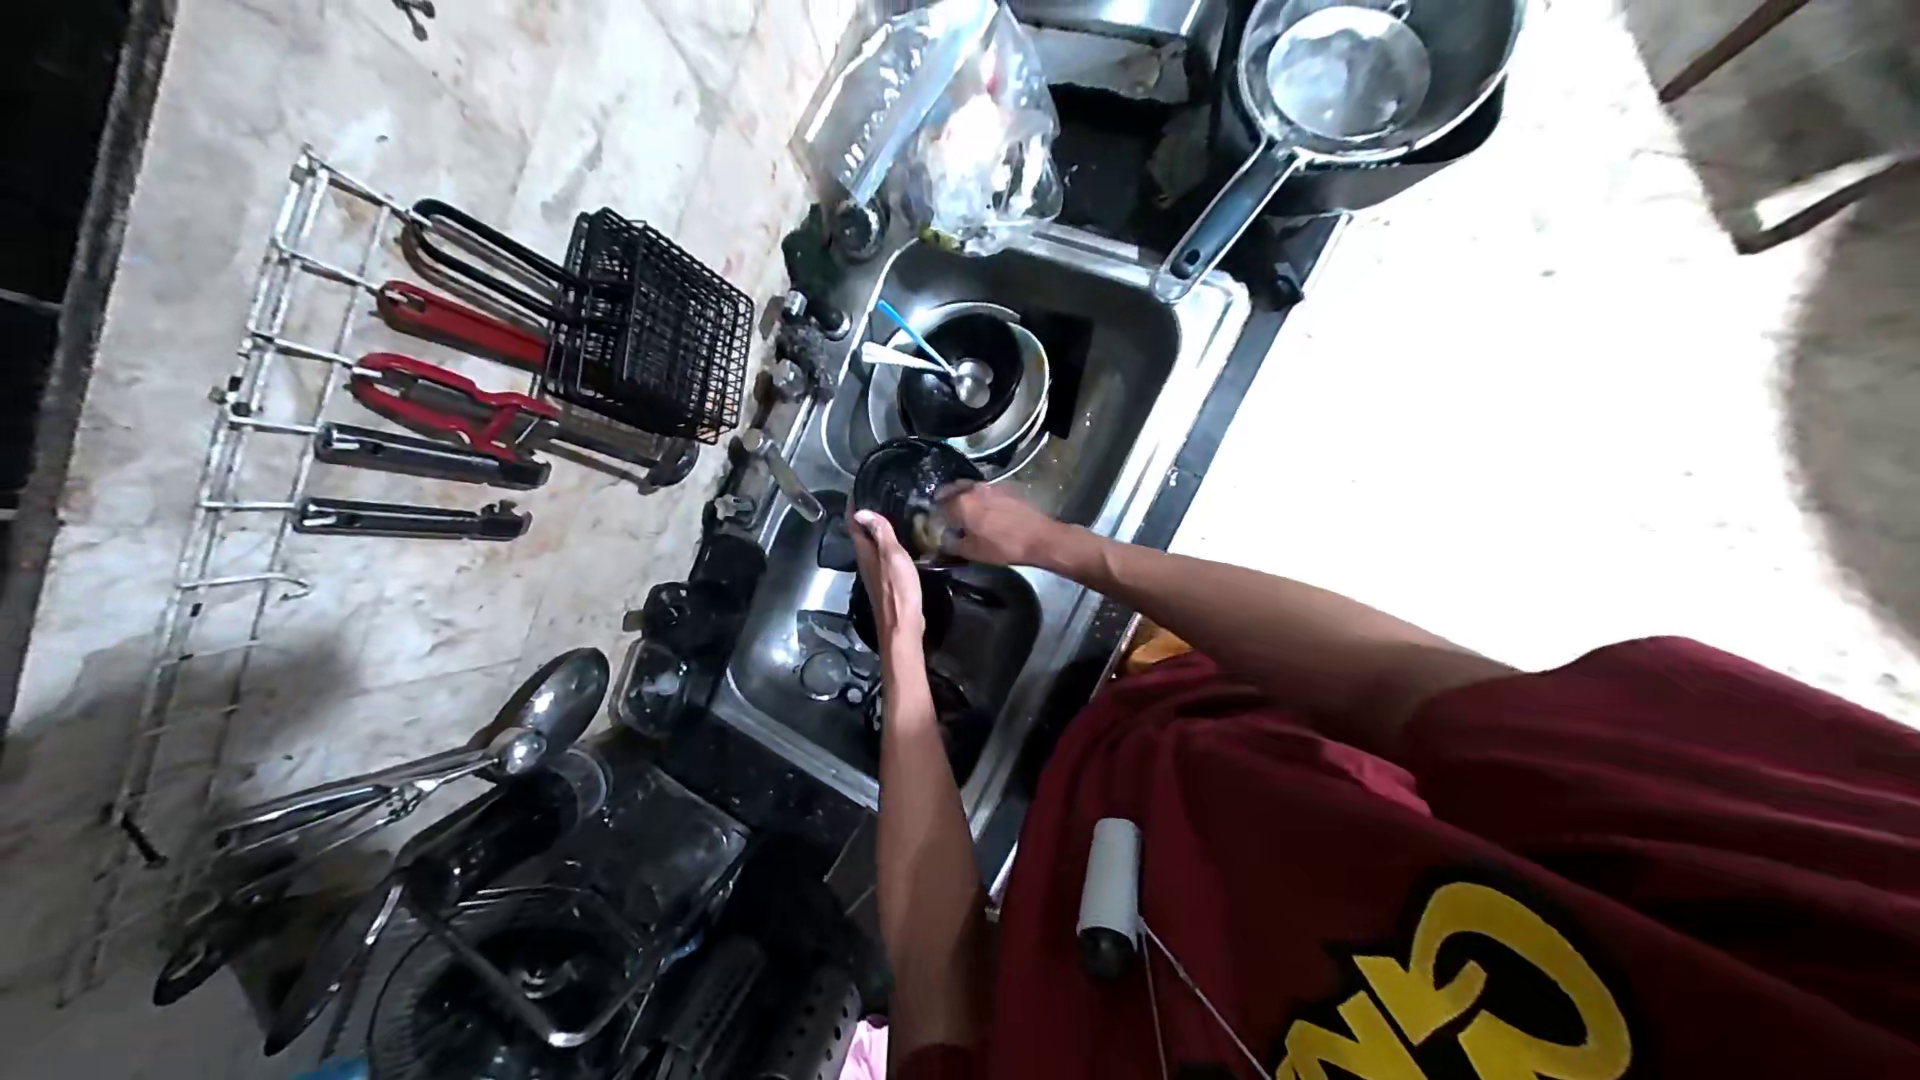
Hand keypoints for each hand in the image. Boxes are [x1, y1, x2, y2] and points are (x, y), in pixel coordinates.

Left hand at [851, 509, 923, 656]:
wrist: (902, 625)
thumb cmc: (898, 589)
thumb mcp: (892, 555)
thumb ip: (880, 533)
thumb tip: (860, 511)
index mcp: (864, 552)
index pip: (853, 524)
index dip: (854, 507)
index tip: (859, 490)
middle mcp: (865, 561)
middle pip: (861, 534)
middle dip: (866, 516)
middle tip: (879, 497)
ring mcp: (874, 573)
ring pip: (871, 546)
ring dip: (876, 531)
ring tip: (891, 515)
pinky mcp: (885, 582)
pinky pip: (882, 557)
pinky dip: (886, 545)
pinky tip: (898, 543)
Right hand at [936, 482, 1063, 566]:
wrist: (1040, 538)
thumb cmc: (1003, 547)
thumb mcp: (972, 552)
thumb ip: (951, 544)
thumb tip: (943, 539)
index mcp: (961, 502)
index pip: (938, 507)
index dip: (935, 518)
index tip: (937, 526)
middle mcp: (973, 488)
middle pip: (952, 491)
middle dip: (945, 501)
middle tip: (946, 516)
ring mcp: (991, 485)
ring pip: (969, 488)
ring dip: (962, 497)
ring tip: (966, 513)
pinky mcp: (1006, 487)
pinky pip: (985, 490)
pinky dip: (979, 498)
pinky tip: (986, 511)